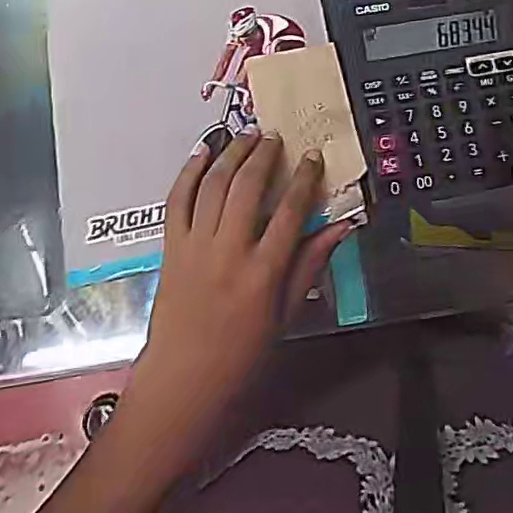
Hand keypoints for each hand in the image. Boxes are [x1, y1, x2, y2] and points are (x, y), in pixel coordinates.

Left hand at [134, 133, 353, 414]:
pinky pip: (177, 200)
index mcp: (264, 271)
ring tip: (246, 136)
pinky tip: (201, 152)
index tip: (311, 157)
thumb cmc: (243, 352)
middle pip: (248, 187)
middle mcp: (229, 251)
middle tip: (275, 137)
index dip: (304, 179)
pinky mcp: (171, 247)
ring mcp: (196, 246)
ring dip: (230, 154)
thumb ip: (310, 264)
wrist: (185, 376)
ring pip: (213, 186)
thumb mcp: (286, 313)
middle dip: (264, 155)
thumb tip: (341, 228)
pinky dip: (188, 172)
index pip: (290, 211)